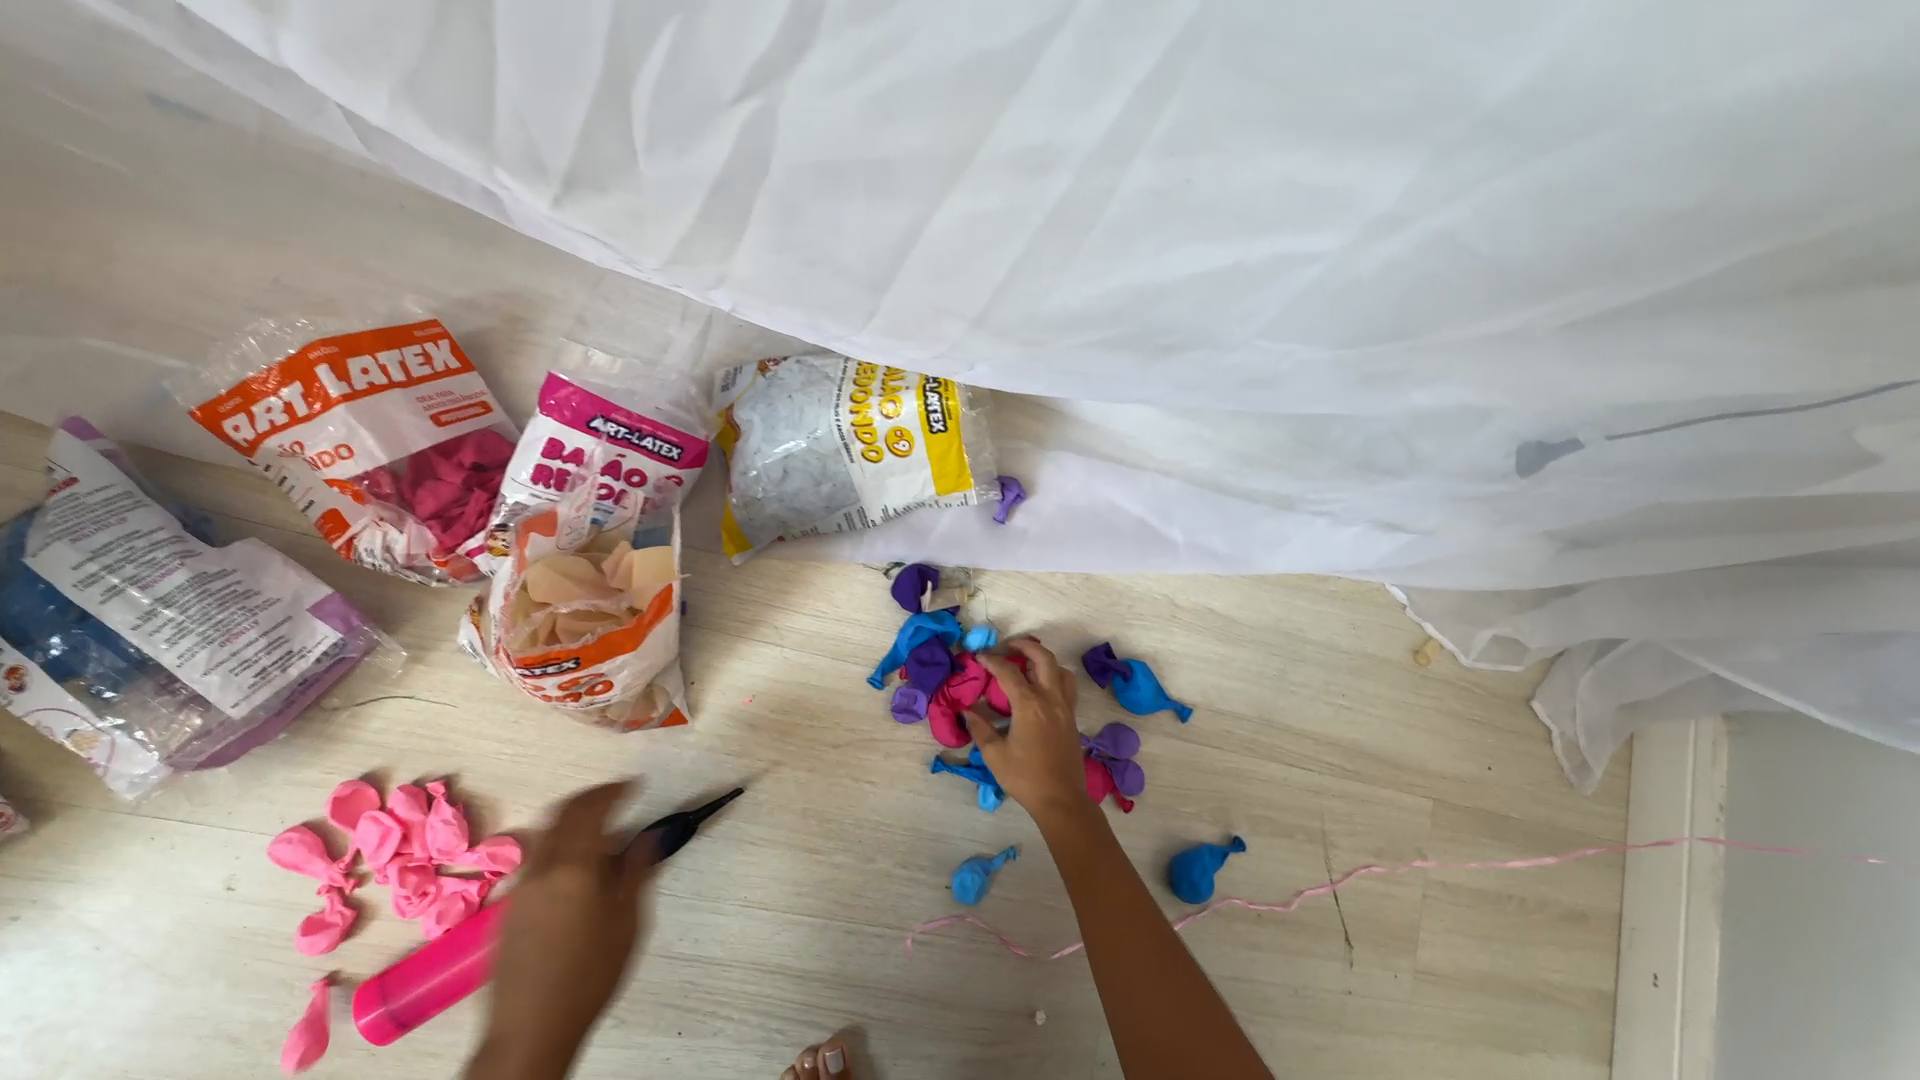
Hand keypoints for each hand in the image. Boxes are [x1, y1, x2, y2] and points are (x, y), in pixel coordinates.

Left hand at [470, 781, 654, 1079]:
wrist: (530, 1029)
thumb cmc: (590, 976)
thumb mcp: (628, 922)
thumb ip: (636, 872)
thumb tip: (646, 836)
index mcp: (573, 866)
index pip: (591, 809)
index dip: (613, 790)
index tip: (634, 786)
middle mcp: (541, 868)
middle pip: (562, 814)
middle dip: (591, 799)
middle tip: (618, 798)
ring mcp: (520, 888)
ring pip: (546, 835)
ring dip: (573, 822)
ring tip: (602, 833)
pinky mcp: (509, 908)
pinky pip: (537, 859)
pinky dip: (560, 846)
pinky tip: (579, 869)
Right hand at [968, 638, 1089, 823]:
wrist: (1061, 799)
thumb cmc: (1025, 778)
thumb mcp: (995, 754)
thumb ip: (980, 728)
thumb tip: (967, 711)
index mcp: (1030, 705)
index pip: (1008, 672)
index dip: (992, 661)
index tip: (979, 658)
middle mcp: (1051, 699)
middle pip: (1043, 658)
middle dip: (1025, 646)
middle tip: (1008, 645)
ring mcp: (1065, 708)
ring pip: (1060, 670)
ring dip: (1044, 660)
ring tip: (1027, 664)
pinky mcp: (1071, 719)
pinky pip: (1066, 687)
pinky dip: (1054, 677)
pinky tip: (1041, 689)